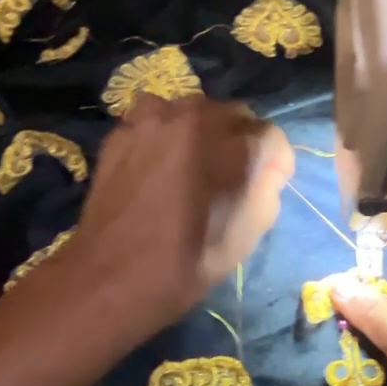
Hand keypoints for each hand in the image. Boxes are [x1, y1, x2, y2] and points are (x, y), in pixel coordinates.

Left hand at [63, 95, 291, 326]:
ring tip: (192, 161)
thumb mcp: (246, 235)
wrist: (112, 276)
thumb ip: (266, 189)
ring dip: (201, 130)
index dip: (274, 161)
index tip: (267, 182)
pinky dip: (164, 129)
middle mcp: (199, 119)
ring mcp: (157, 118)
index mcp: (235, 147)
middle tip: (229, 173)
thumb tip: (269, 166)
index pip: (271, 136)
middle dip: (239, 140)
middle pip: (234, 115)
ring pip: (195, 109)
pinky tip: (157, 157)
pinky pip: (156, 114)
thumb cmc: (186, 263)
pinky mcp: (125, 127)